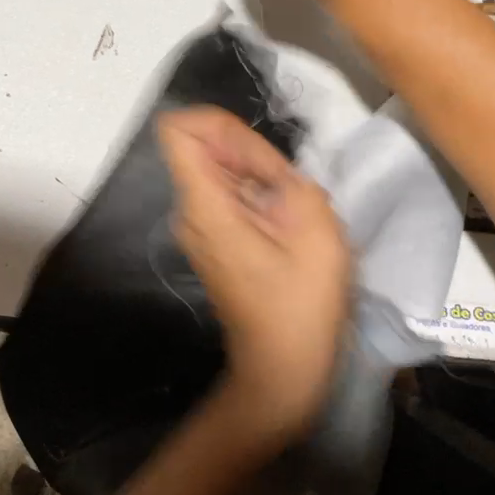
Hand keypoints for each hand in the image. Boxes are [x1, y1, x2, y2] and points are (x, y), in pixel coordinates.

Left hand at [159, 105, 350, 442]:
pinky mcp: (215, 246)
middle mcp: (189, 214)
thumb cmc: (301, 306)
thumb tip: (267, 168)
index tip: (260, 153)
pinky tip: (289, 232)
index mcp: (203, 205)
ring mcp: (200, 232)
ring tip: (295, 215)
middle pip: (205, 150)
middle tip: (291, 191)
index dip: (218, 123)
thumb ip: (288, 179)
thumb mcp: (315, 230)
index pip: (178, 130)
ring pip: (222, 175)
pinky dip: (260, 201)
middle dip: (251, 155)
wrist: (282, 371)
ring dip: (262, 181)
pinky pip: (231, 201)